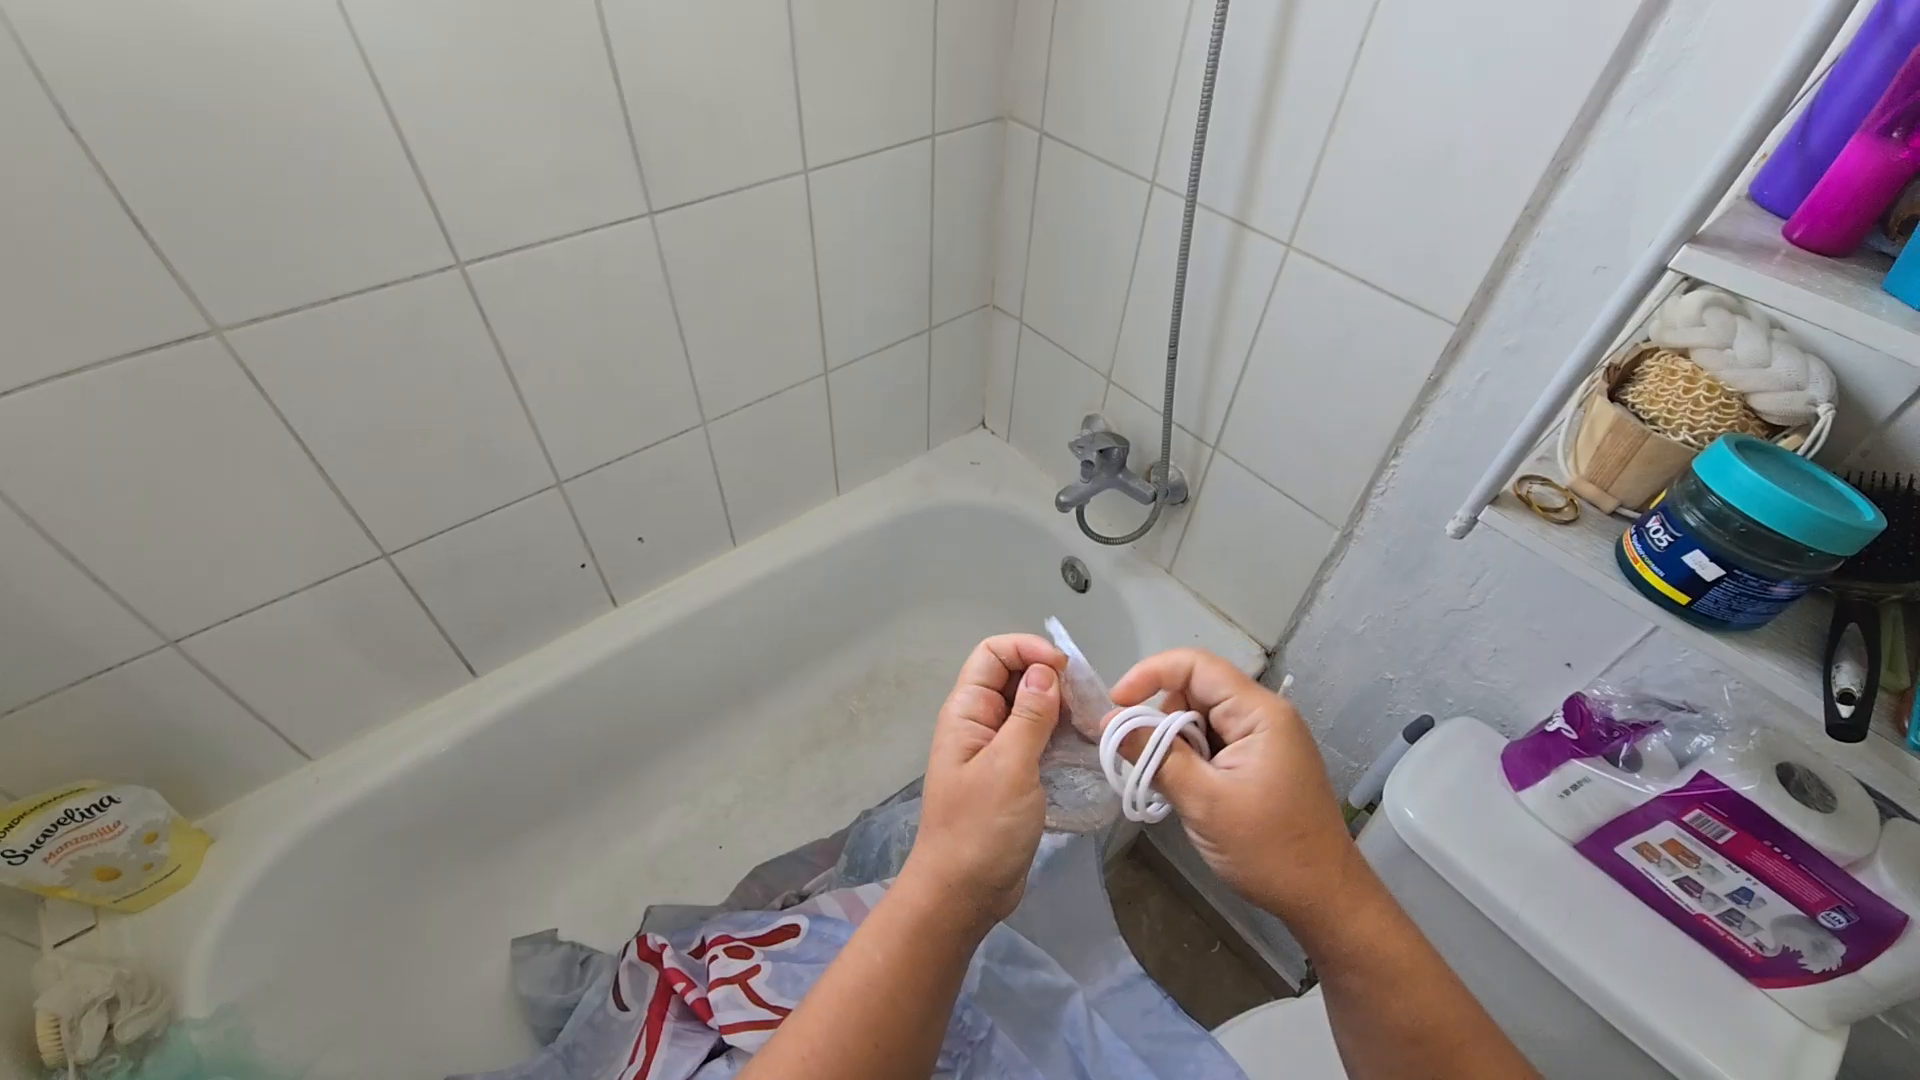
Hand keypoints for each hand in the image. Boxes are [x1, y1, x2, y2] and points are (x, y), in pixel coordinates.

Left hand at [902, 634, 1065, 928]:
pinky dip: (1060, 733)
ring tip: (1092, 721)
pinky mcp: (1013, 772)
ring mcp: (996, 748)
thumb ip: (1029, 716)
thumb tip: (1045, 670)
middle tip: (1087, 699)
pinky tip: (1085, 743)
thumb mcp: (1009, 768)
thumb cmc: (981, 829)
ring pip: (1030, 706)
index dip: (1028, 649)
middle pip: (1014, 676)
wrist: (963, 894)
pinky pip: (1037, 737)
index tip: (1064, 669)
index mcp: (967, 712)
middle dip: (1050, 676)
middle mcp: (979, 722)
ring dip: (1059, 706)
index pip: (993, 654)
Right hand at [1106, 649, 1364, 930]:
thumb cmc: (1268, 850)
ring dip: (1175, 742)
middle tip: (1146, 760)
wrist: (1326, 900)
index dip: (1150, 674)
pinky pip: (1214, 741)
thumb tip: (1111, 723)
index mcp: (1259, 713)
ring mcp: (1265, 739)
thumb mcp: (1202, 801)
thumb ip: (1155, 755)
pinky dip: (1191, 758)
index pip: (1195, 665)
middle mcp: (1264, 716)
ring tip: (1172, 784)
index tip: (1117, 706)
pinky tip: (1188, 790)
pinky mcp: (1262, 762)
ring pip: (1201, 718)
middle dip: (1162, 718)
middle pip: (1196, 690)